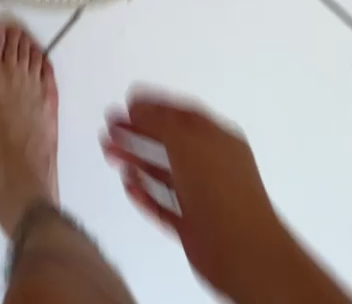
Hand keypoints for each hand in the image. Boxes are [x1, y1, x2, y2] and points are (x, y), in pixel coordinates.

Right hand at [103, 92, 351, 303]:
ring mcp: (201, 195)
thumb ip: (157, 120)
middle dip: (137, 131)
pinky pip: (162, 202)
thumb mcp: (184, 140)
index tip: (128, 100)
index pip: (181, 113)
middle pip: (167, 141)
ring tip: (109, 151)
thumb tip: (135, 105)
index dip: (153, 104)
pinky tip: (128, 183)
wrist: (242, 252)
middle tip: (111, 125)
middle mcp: (210, 163)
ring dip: (134, 159)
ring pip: (161, 171)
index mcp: (217, 138)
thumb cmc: (219, 188)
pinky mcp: (191, 223)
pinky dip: (143, 192)